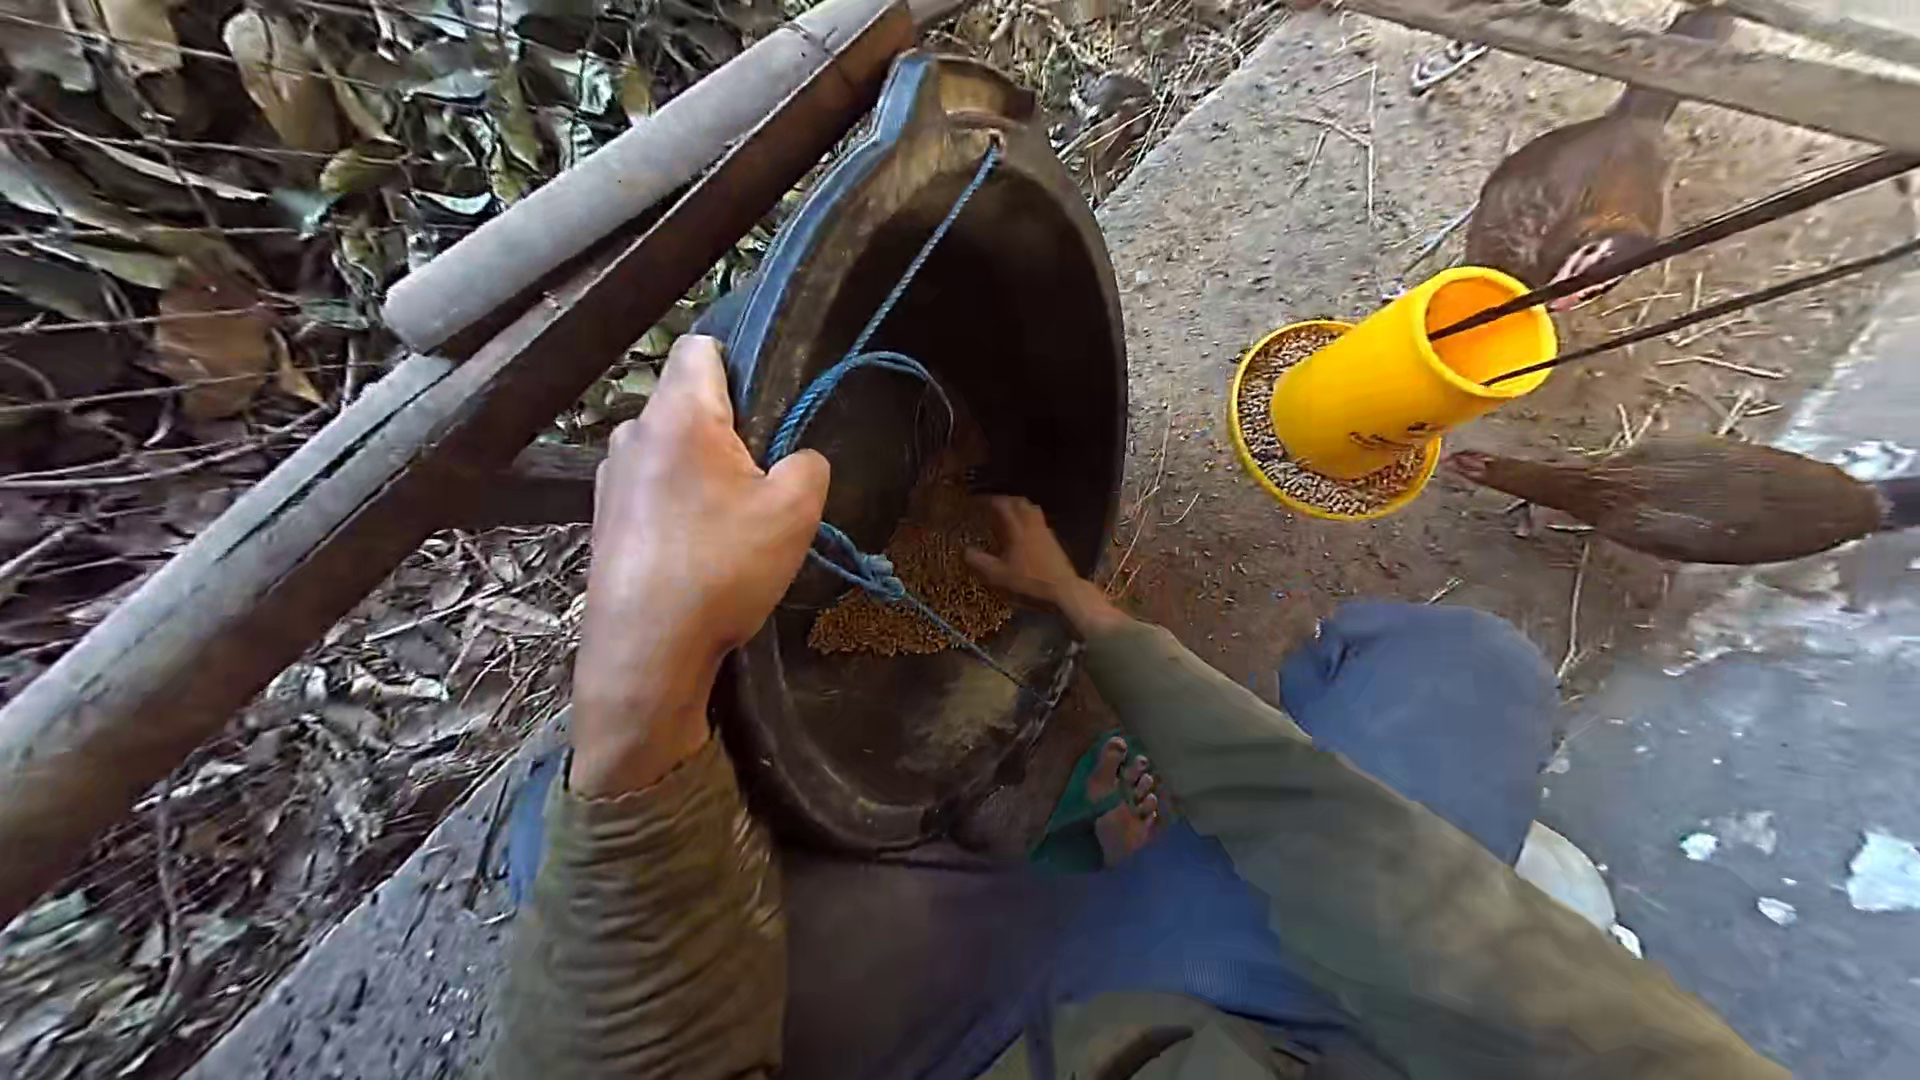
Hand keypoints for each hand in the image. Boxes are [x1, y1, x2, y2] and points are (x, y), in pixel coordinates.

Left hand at [570, 336, 828, 795]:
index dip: (741, 363)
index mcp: (680, 416)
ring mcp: (611, 478)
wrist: (648, 649)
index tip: (768, 410)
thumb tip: (798, 458)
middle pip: (689, 403)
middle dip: (730, 429)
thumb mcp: (795, 511)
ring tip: (731, 522)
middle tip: (763, 481)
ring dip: (705, 469)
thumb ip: (809, 463)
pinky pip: (654, 487)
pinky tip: (699, 548)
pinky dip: (680, 501)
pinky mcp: (606, 518)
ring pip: (672, 449)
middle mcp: (634, 433)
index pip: (702, 347)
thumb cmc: (724, 567)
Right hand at [966, 496, 1125, 637]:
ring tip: (1008, 519)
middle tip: (994, 506)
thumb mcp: (997, 576)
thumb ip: (979, 562)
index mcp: (1017, 529)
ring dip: (1019, 510)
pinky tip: (1023, 538)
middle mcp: (1032, 526)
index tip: (978, 501)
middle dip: (1006, 501)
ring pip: (1032, 512)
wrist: (1064, 592)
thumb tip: (966, 552)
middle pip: (1020, 503)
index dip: (989, 500)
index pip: (1002, 504)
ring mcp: (1046, 533)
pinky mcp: (1054, 544)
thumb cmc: (1028, 582)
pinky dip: (1028, 524)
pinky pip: (1039, 524)